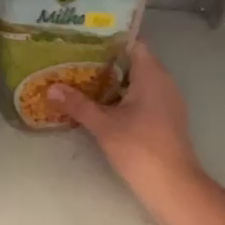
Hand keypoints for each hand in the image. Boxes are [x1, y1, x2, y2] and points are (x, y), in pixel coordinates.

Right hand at [48, 43, 201, 191]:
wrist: (172, 184)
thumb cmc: (139, 147)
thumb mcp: (103, 125)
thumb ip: (78, 104)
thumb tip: (52, 88)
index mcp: (152, 75)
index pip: (133, 43)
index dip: (110, 39)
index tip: (85, 39)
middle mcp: (164, 82)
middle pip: (134, 62)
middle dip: (106, 61)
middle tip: (76, 59)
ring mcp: (167, 101)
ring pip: (138, 81)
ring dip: (113, 80)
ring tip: (82, 79)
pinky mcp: (166, 118)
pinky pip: (143, 96)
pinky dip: (123, 96)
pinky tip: (101, 104)